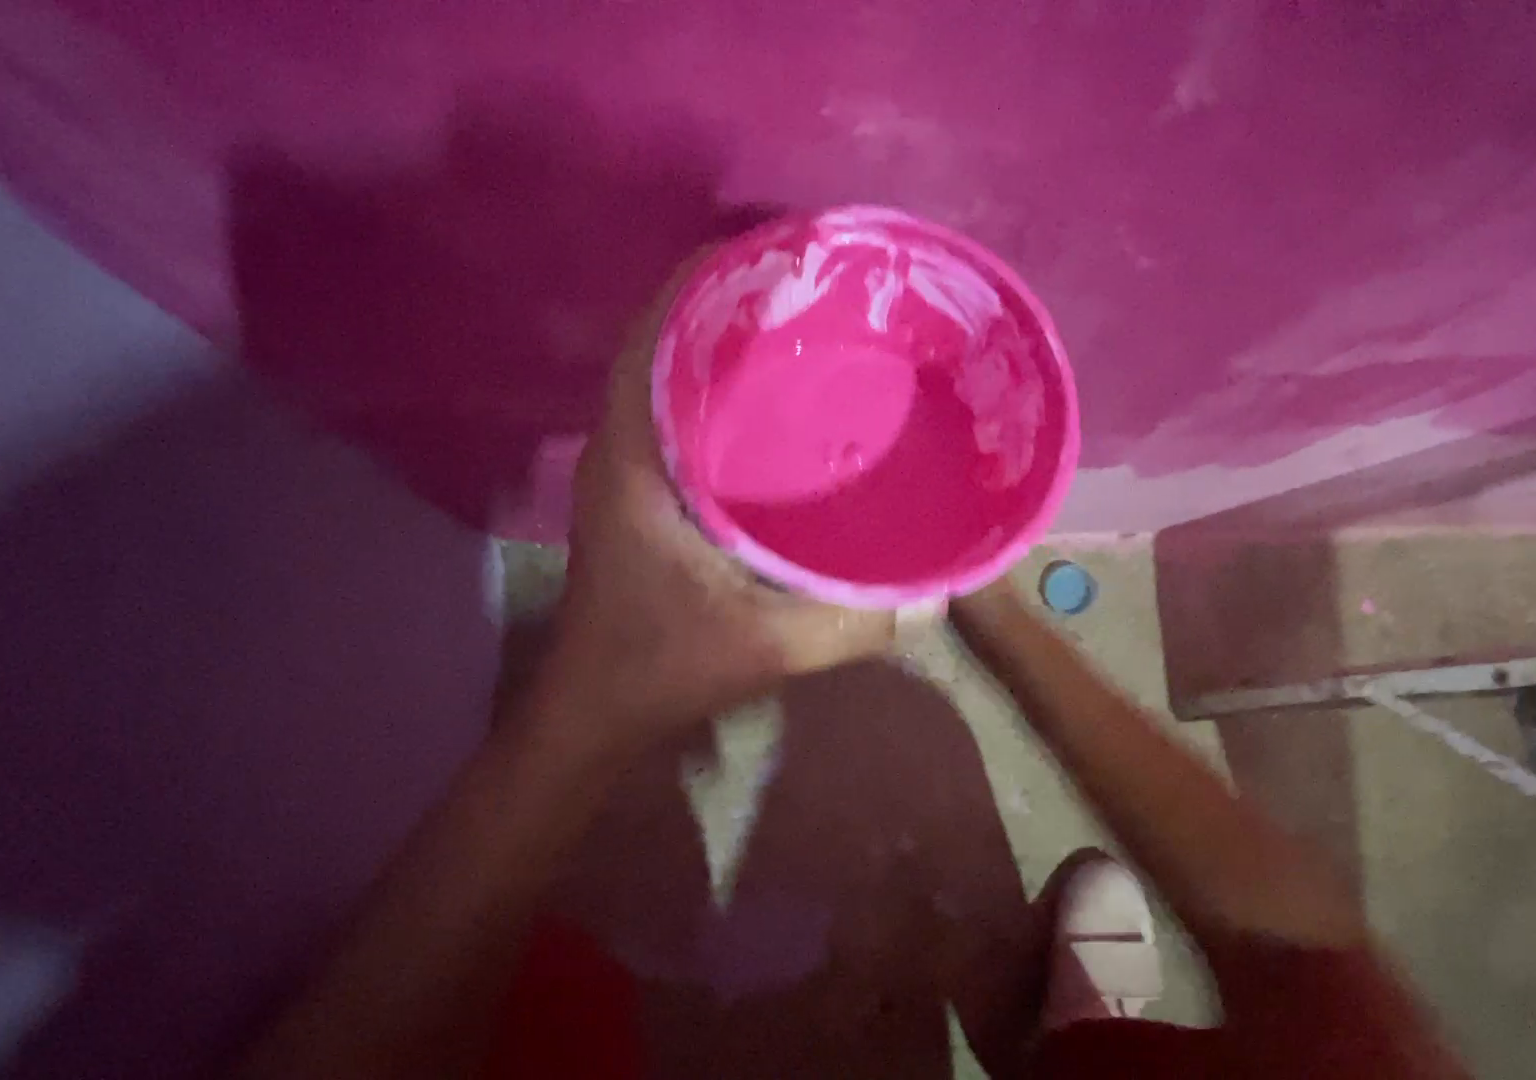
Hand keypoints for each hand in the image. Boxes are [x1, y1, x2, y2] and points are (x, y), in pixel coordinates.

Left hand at [547, 255, 893, 741]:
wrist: (597, 712)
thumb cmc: (662, 670)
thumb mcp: (767, 646)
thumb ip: (852, 623)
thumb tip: (938, 594)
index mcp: (636, 458)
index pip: (654, 333)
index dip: (707, 278)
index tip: (778, 252)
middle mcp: (626, 446)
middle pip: (669, 341)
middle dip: (734, 302)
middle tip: (817, 289)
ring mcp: (633, 469)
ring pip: (675, 377)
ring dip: (730, 345)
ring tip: (809, 329)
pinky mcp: (650, 493)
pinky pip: (686, 416)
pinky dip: (728, 393)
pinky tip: (787, 410)